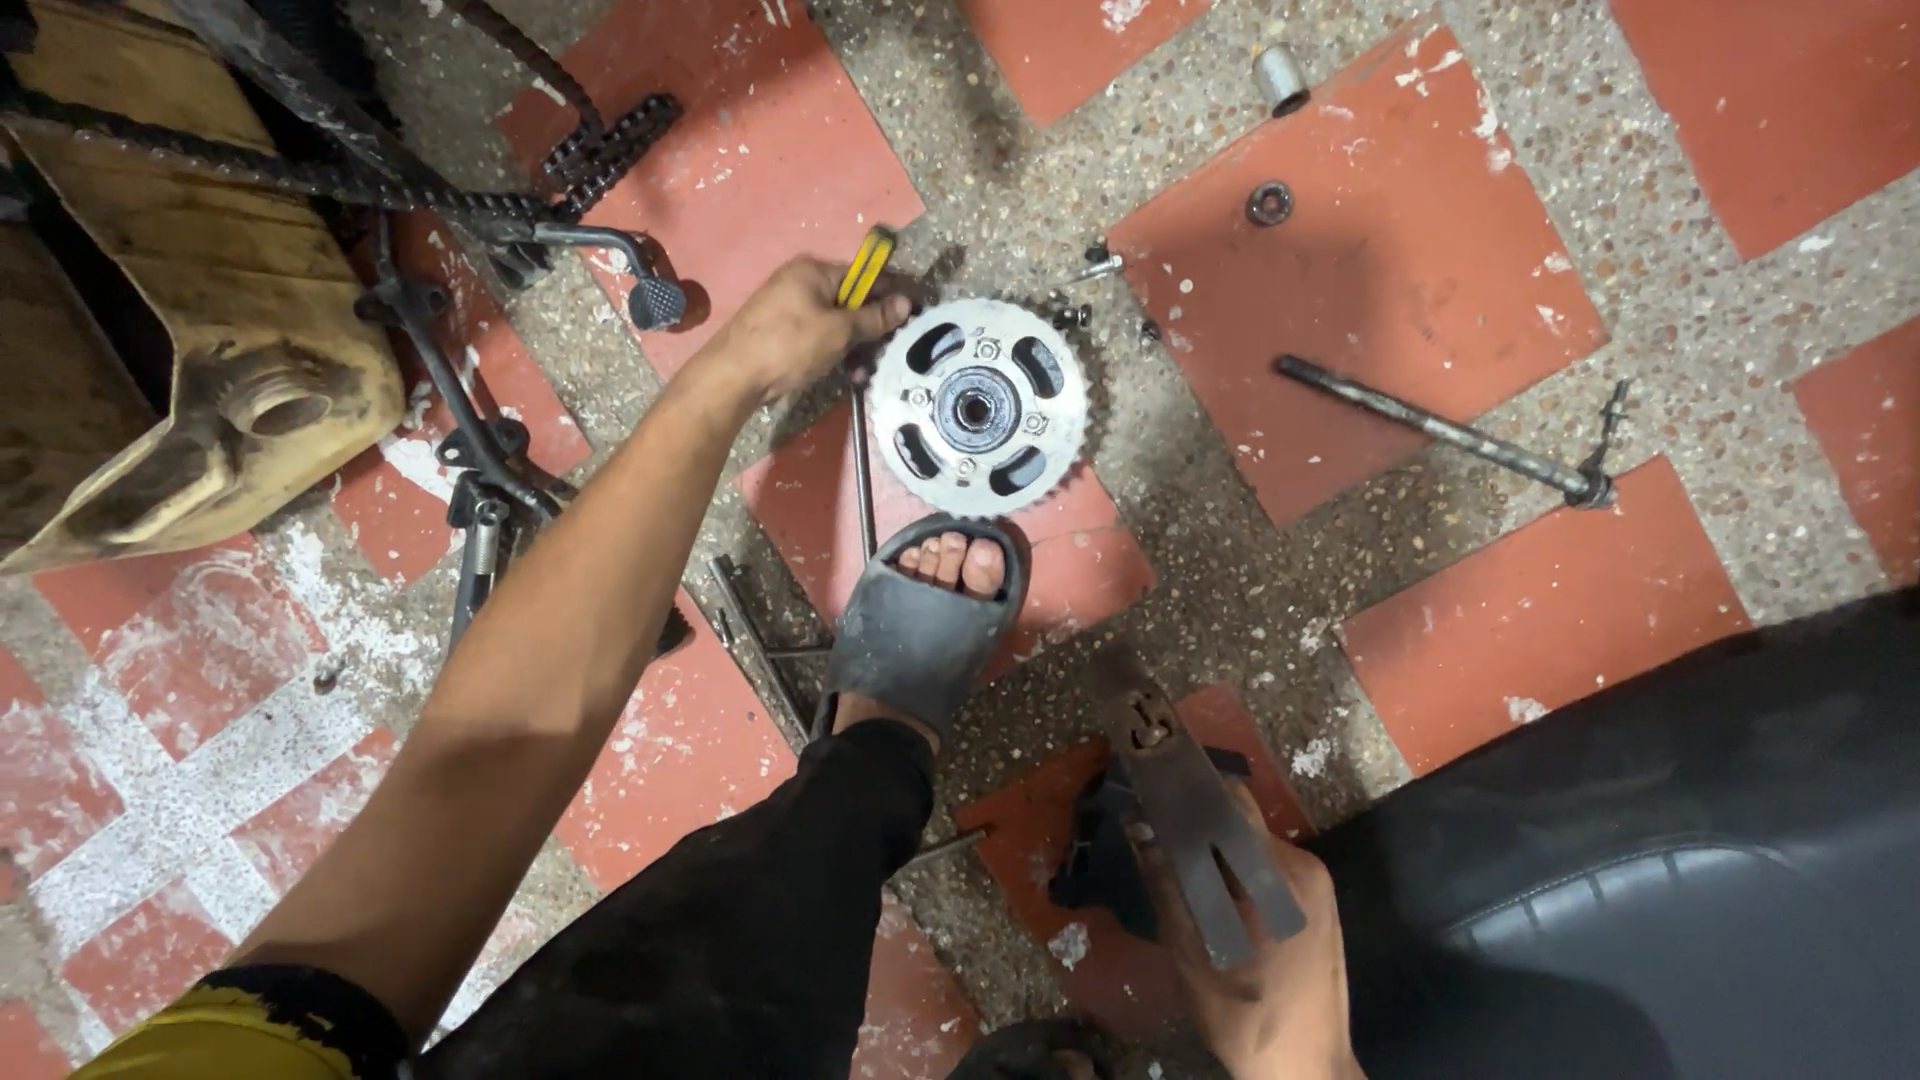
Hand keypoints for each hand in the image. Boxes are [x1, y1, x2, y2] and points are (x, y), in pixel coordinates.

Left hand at [693, 256, 912, 404]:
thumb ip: (873, 317)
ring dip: (855, 346)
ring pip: (837, 323)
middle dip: (871, 327)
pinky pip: (820, 336)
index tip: (914, 313)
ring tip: (862, 371)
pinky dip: (834, 352)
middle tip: (886, 351)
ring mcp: (790, 307)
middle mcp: (802, 282)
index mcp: (815, 271)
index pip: (865, 275)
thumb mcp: (838, 331)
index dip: (891, 293)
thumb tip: (906, 303)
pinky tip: (844, 374)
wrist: (735, 376)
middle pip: (851, 300)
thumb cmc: (790, 346)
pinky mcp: (784, 332)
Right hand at [1137, 786, 1363, 1079]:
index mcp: (1278, 875)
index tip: (1150, 792)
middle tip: (1156, 837)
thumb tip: (1138, 826)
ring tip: (1177, 867)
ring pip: (1249, 843)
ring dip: (1213, 850)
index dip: (1187, 794)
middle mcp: (1302, 867)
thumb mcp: (1192, 954)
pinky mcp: (1315, 902)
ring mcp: (1314, 884)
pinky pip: (1264, 865)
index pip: (1229, 802)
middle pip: (1239, 821)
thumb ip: (1166, 883)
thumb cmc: (1246, 1017)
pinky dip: (1233, 870)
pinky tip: (1211, 895)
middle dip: (1196, 825)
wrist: (1309, 1073)